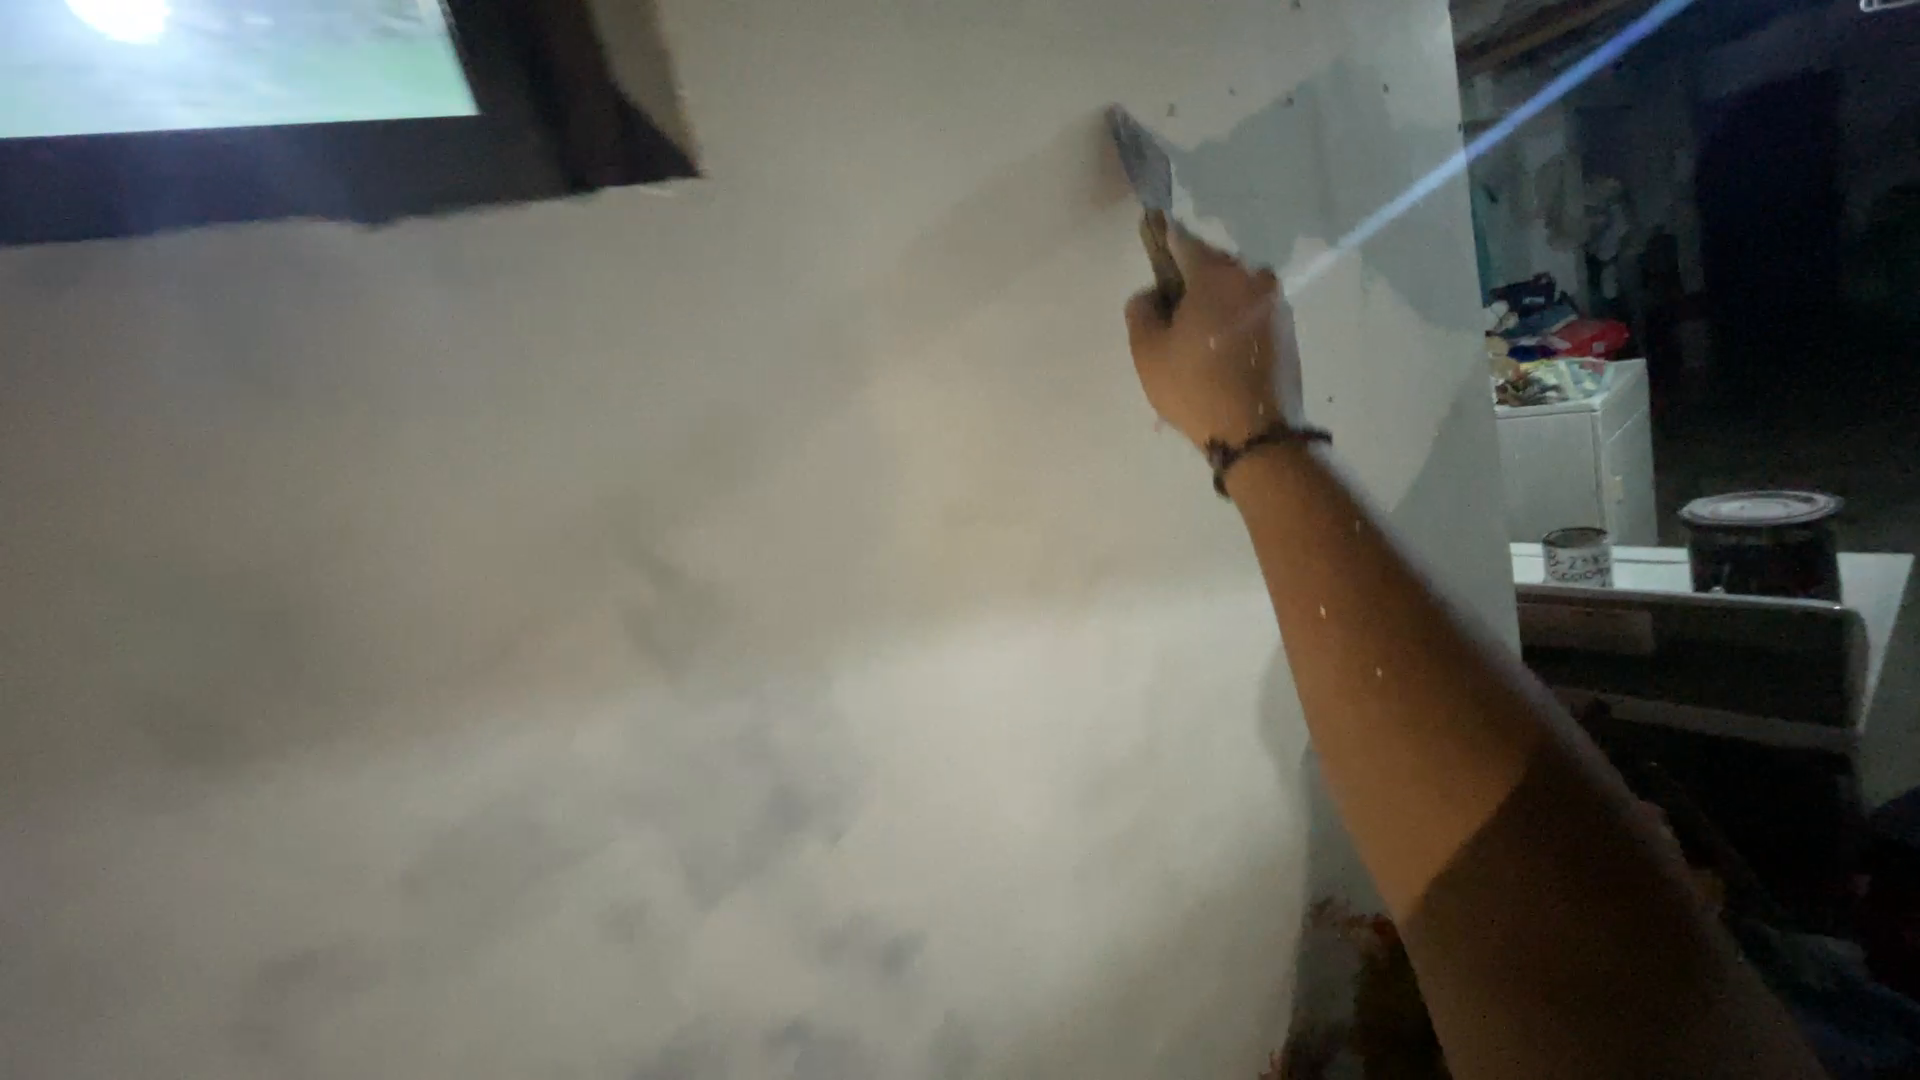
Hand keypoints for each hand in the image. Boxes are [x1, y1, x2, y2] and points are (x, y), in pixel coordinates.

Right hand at [1123, 228, 1303, 448]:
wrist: (1256, 431)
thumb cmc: (1194, 388)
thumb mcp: (1147, 352)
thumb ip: (1141, 310)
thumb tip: (1151, 294)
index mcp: (1217, 273)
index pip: (1182, 240)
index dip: (1161, 237)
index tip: (1150, 229)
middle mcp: (1253, 276)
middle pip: (1211, 265)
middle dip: (1189, 278)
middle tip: (1169, 308)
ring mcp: (1276, 301)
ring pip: (1233, 289)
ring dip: (1213, 301)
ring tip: (1194, 335)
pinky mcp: (1287, 327)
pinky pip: (1249, 311)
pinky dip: (1232, 319)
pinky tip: (1218, 348)